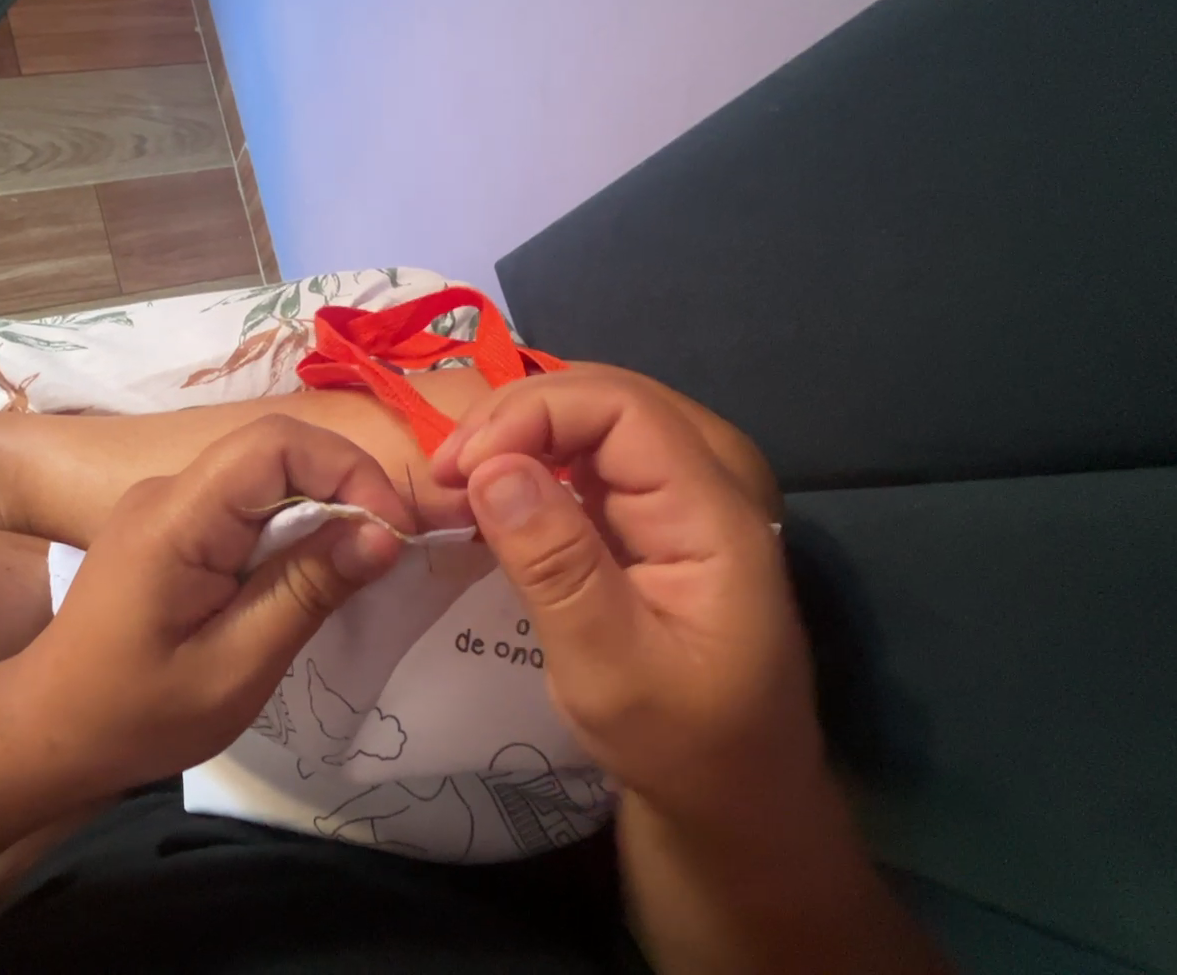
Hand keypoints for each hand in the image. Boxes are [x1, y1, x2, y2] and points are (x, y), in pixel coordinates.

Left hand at [1, 416, 411, 793]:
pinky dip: (291, 528)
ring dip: (321, 509)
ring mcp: (167, 504)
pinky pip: (246, 504)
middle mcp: (169, 491)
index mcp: (177, 517)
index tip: (391, 532)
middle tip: (385, 552)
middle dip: (344, 488)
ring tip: (357, 565)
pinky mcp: (172, 526)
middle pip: (275, 452)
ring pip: (265, 476)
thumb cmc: (138, 714)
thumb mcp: (236, 668)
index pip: (275, 444)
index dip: (347, 470)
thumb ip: (307, 592)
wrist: (51, 730)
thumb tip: (384, 535)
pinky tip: (308, 572)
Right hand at [432, 369, 825, 832]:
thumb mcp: (609, 668)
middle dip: (513, 417)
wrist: (730, 782)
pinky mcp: (655, 503)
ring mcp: (684, 486)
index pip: (621, 408)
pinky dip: (530, 456)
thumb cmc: (677, 738)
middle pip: (605, 394)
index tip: (459, 469)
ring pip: (592, 411)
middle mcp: (709, 476)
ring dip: (516, 432)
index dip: (530, 415)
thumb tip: (489, 468)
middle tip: (446, 471)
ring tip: (459, 478)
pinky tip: (492, 488)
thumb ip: (556, 565)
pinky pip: (588, 447)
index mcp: (714, 513)